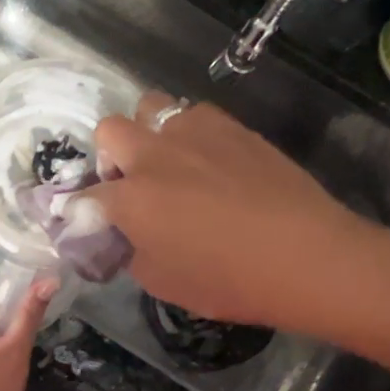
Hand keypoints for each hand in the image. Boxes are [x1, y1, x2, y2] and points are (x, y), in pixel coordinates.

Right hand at [88, 91, 384, 329]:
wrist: (306, 257)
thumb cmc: (229, 280)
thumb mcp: (164, 283)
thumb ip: (133, 253)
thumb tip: (127, 237)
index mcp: (130, 199)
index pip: (85, 197)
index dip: (83, 211)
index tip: (93, 223)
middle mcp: (153, 155)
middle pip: (110, 130)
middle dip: (112, 155)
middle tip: (132, 183)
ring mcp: (194, 132)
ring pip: (152, 108)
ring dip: (150, 133)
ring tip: (171, 162)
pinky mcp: (231, 126)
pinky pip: (195, 114)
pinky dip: (190, 133)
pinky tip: (210, 160)